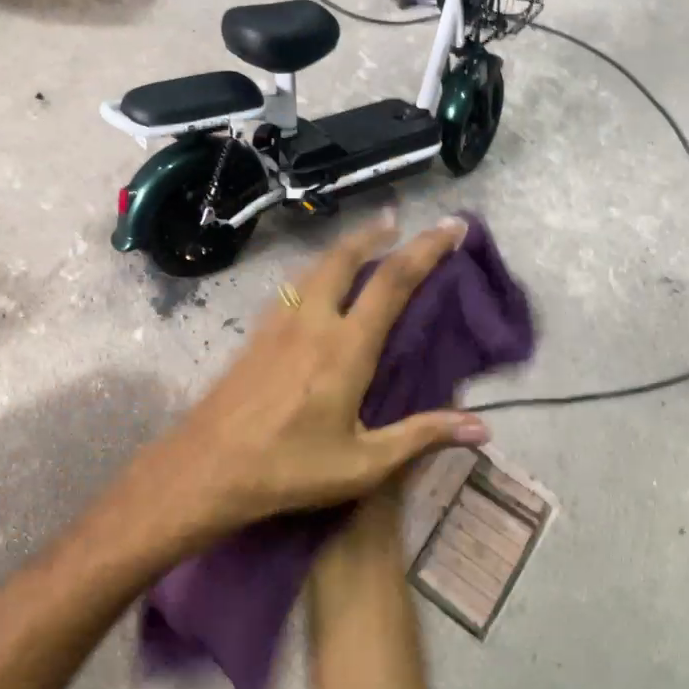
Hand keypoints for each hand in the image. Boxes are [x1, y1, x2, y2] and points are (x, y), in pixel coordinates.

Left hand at [137, 212, 489, 534]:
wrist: (206, 468)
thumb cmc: (289, 469)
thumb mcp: (363, 464)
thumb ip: (421, 437)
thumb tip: (482, 429)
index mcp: (345, 348)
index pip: (393, 282)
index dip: (427, 249)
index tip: (454, 227)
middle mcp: (312, 323)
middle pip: (345, 257)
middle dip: (376, 232)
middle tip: (399, 219)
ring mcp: (277, 325)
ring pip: (313, 268)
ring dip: (343, 248)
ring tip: (363, 243)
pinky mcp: (255, 337)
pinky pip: (291, 288)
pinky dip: (315, 272)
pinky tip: (314, 286)